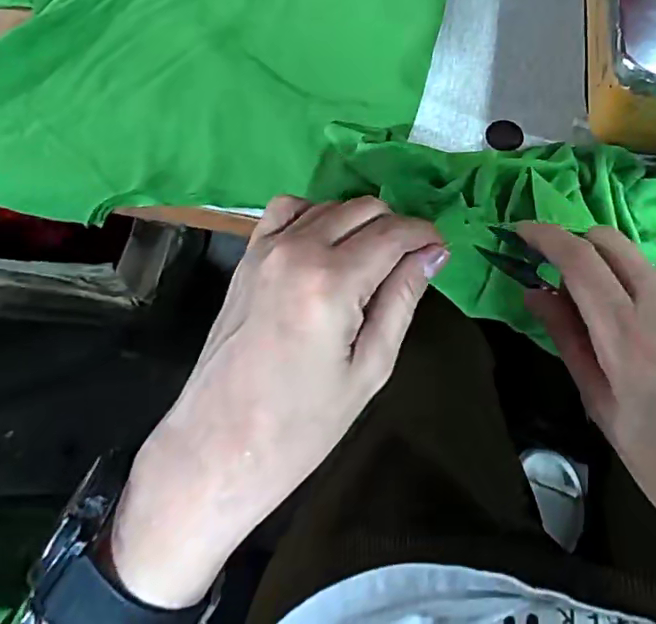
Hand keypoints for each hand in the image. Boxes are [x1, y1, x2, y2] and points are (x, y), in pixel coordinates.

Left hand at [105, 196, 446, 608]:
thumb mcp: (370, 368)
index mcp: (332, 282)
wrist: (215, 450)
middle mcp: (298, 250)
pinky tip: (326, 245)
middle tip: (408, 264)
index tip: (440, 251)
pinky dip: (317, 215)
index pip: (395, 232)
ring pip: (332, 204)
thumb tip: (434, 253)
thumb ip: (403, 298)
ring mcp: (267, 249)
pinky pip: (289, 209)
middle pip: (367, 208)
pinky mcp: (247, 257)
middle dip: (397, 228)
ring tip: (370, 262)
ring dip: (361, 222)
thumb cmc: (301, 426)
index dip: (426, 236)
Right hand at [516, 223, 655, 551]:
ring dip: (618, 282)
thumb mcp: (604, 410)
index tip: (523, 231)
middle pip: (611, 240)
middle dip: (579, 244)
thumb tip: (535, 292)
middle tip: (562, 276)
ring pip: (643, 268)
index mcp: (628, 335)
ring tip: (621, 336)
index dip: (546, 235)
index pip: (579, 259)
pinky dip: (653, 304)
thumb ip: (568, 341)